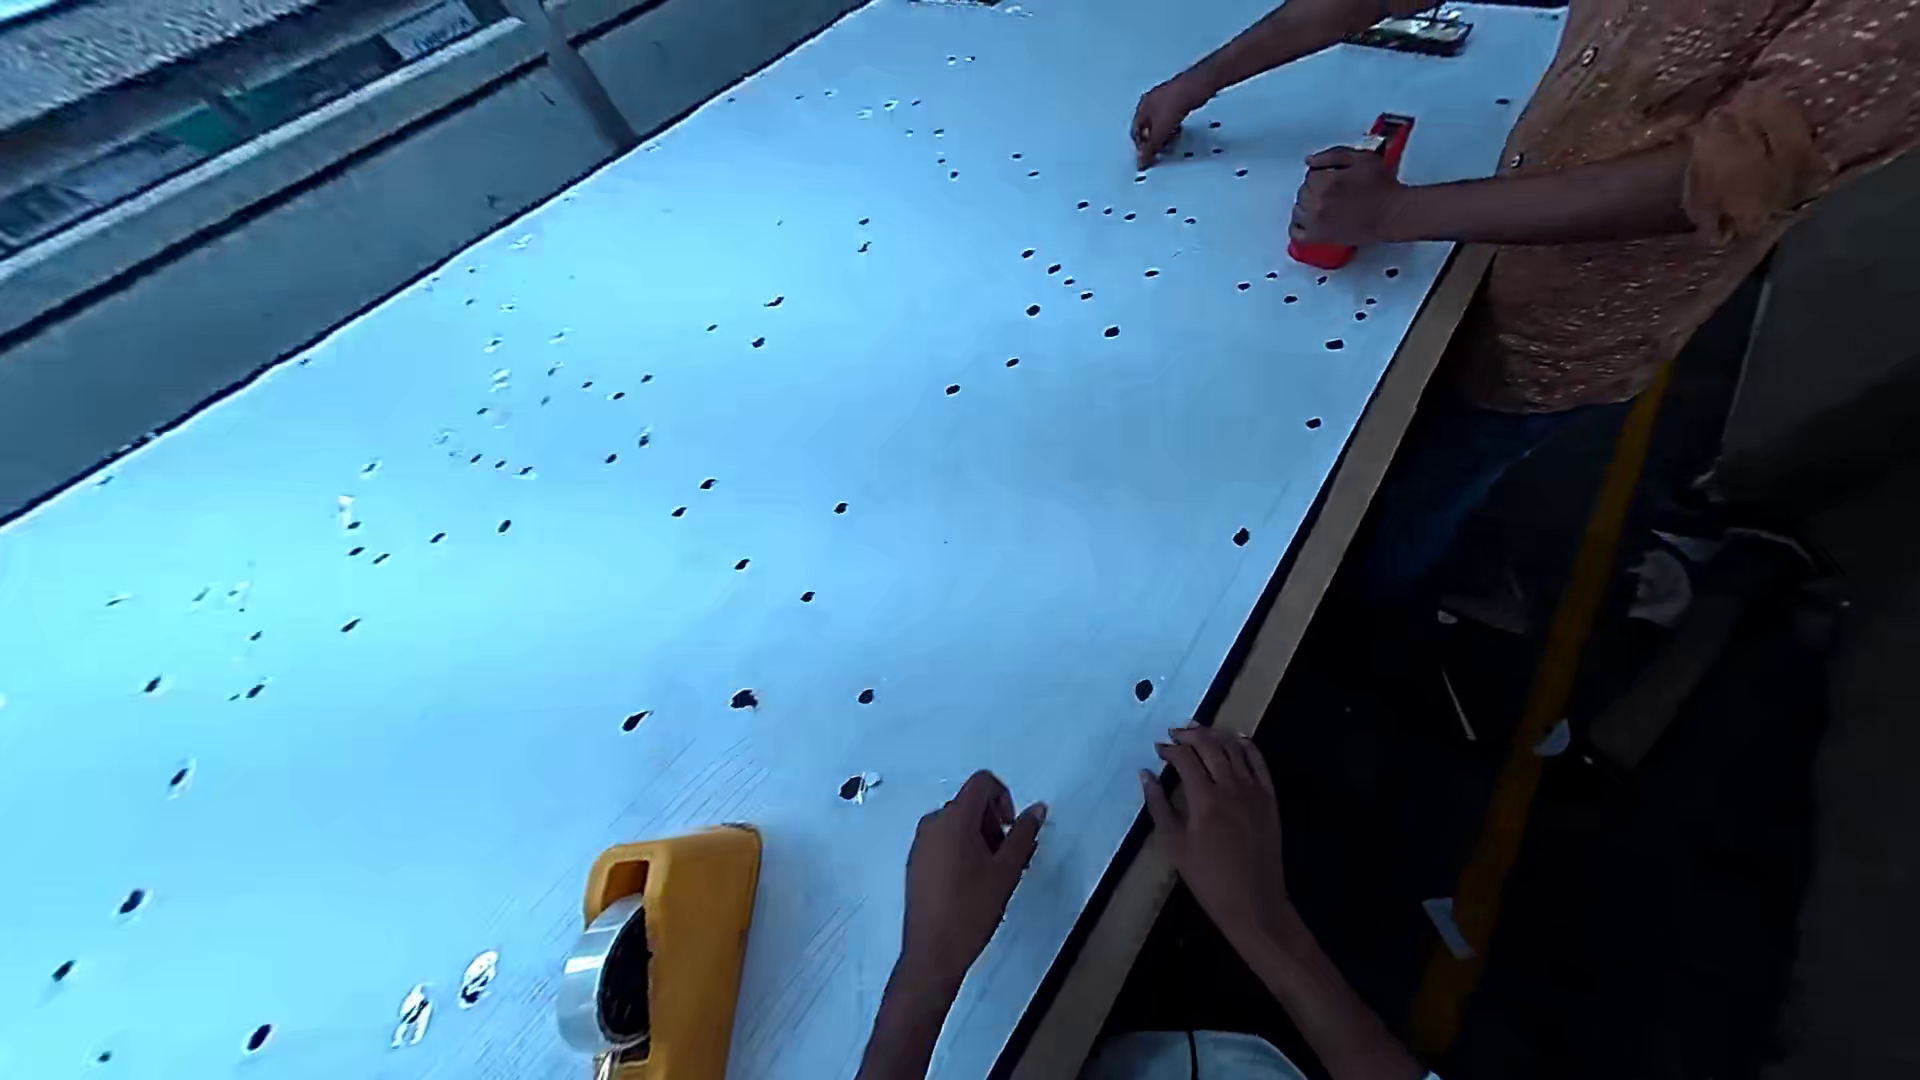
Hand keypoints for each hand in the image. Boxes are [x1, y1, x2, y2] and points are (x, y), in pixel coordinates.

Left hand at [899, 771, 1046, 987]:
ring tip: (992, 873)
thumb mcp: (1006, 870)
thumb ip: (1024, 834)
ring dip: (980, 837)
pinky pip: (944, 838)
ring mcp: (922, 841)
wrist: (933, 953)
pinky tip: (972, 882)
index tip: (1010, 826)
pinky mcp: (917, 860)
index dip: (1003, 797)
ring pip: (958, 822)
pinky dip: (962, 847)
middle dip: (993, 822)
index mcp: (954, 818)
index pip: (982, 782)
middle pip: (970, 802)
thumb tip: (1037, 810)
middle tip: (1006, 856)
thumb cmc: (970, 911)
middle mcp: (933, 822)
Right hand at [1131, 71, 1213, 168]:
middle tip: (1158, 149)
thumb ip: (1148, 151)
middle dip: (1153, 140)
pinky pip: (1170, 116)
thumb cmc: (1174, 104)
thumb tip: (1141, 163)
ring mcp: (1164, 97)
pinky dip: (1172, 126)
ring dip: (1163, 134)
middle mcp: (1151, 101)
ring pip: (1159, 122)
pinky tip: (1178, 130)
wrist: (1194, 89)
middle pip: (1147, 128)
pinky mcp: (1177, 97)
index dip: (1140, 147)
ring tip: (1169, 141)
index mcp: (1141, 108)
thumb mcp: (1158, 135)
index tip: (1147, 156)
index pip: (1135, 133)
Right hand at [1141, 725, 1288, 947]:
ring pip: (1233, 748)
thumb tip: (1146, 774)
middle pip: (1209, 745)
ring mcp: (1254, 791)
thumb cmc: (1208, 878)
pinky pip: (1259, 762)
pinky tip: (1235, 739)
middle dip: (1189, 735)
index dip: (1169, 749)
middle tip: (1175, 733)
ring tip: (1198, 730)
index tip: (1158, 749)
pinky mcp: (1270, 798)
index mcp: (1205, 799)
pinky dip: (1246, 746)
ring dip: (1214, 734)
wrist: (1255, 905)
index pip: (1184, 758)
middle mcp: (1231, 788)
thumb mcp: (1173, 844)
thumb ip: (1158, 805)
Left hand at [1290, 146, 1410, 245]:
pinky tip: (1308, 220)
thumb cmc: (1381, 185)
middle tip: (1331, 190)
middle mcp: (1316, 202)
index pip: (1310, 175)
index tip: (1332, 176)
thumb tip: (1309, 160)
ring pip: (1297, 210)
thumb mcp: (1362, 159)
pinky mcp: (1316, 237)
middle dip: (1314, 188)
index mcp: (1327, 182)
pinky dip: (1298, 226)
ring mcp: (1314, 222)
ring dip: (1306, 205)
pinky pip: (1295, 233)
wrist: (1390, 213)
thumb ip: (1333, 155)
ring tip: (1323, 204)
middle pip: (1303, 192)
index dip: (1321, 173)